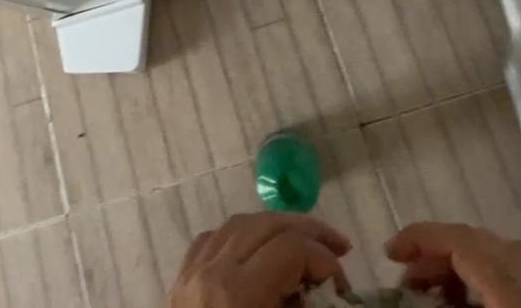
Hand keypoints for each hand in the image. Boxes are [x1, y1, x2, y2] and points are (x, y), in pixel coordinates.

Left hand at [170, 212, 352, 307]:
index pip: (290, 249)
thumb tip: (329, 294)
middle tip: (339, 246)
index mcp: (239, 295)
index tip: (341, 288)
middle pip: (265, 225)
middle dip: (307, 230)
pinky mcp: (180, 281)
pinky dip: (239, 236)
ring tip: (304, 242)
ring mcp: (191, 274)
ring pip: (238, 224)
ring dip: (275, 228)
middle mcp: (212, 274)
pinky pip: (212, 240)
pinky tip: (257, 249)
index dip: (324, 261)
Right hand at [385, 222, 520, 307]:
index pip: (458, 240)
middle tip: (407, 283)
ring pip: (493, 254)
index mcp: (511, 284)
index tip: (389, 253)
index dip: (419, 239)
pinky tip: (471, 303)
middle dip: (435, 257)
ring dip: (458, 268)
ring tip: (435, 295)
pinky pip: (513, 272)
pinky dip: (484, 279)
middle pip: (473, 242)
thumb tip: (411, 292)